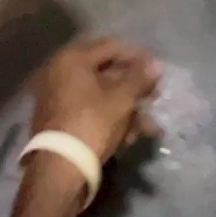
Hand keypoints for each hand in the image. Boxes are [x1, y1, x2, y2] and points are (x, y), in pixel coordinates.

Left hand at [30, 37, 161, 162]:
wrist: (59, 170)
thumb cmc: (92, 123)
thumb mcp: (121, 99)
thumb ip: (139, 78)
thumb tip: (157, 63)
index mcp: (72, 59)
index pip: (111, 46)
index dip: (137, 56)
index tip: (158, 70)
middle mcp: (60, 72)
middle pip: (105, 73)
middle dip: (134, 87)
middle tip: (155, 97)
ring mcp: (57, 97)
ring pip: (100, 96)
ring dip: (127, 109)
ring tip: (150, 127)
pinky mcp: (59, 121)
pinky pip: (90, 112)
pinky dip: (110, 120)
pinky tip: (130, 138)